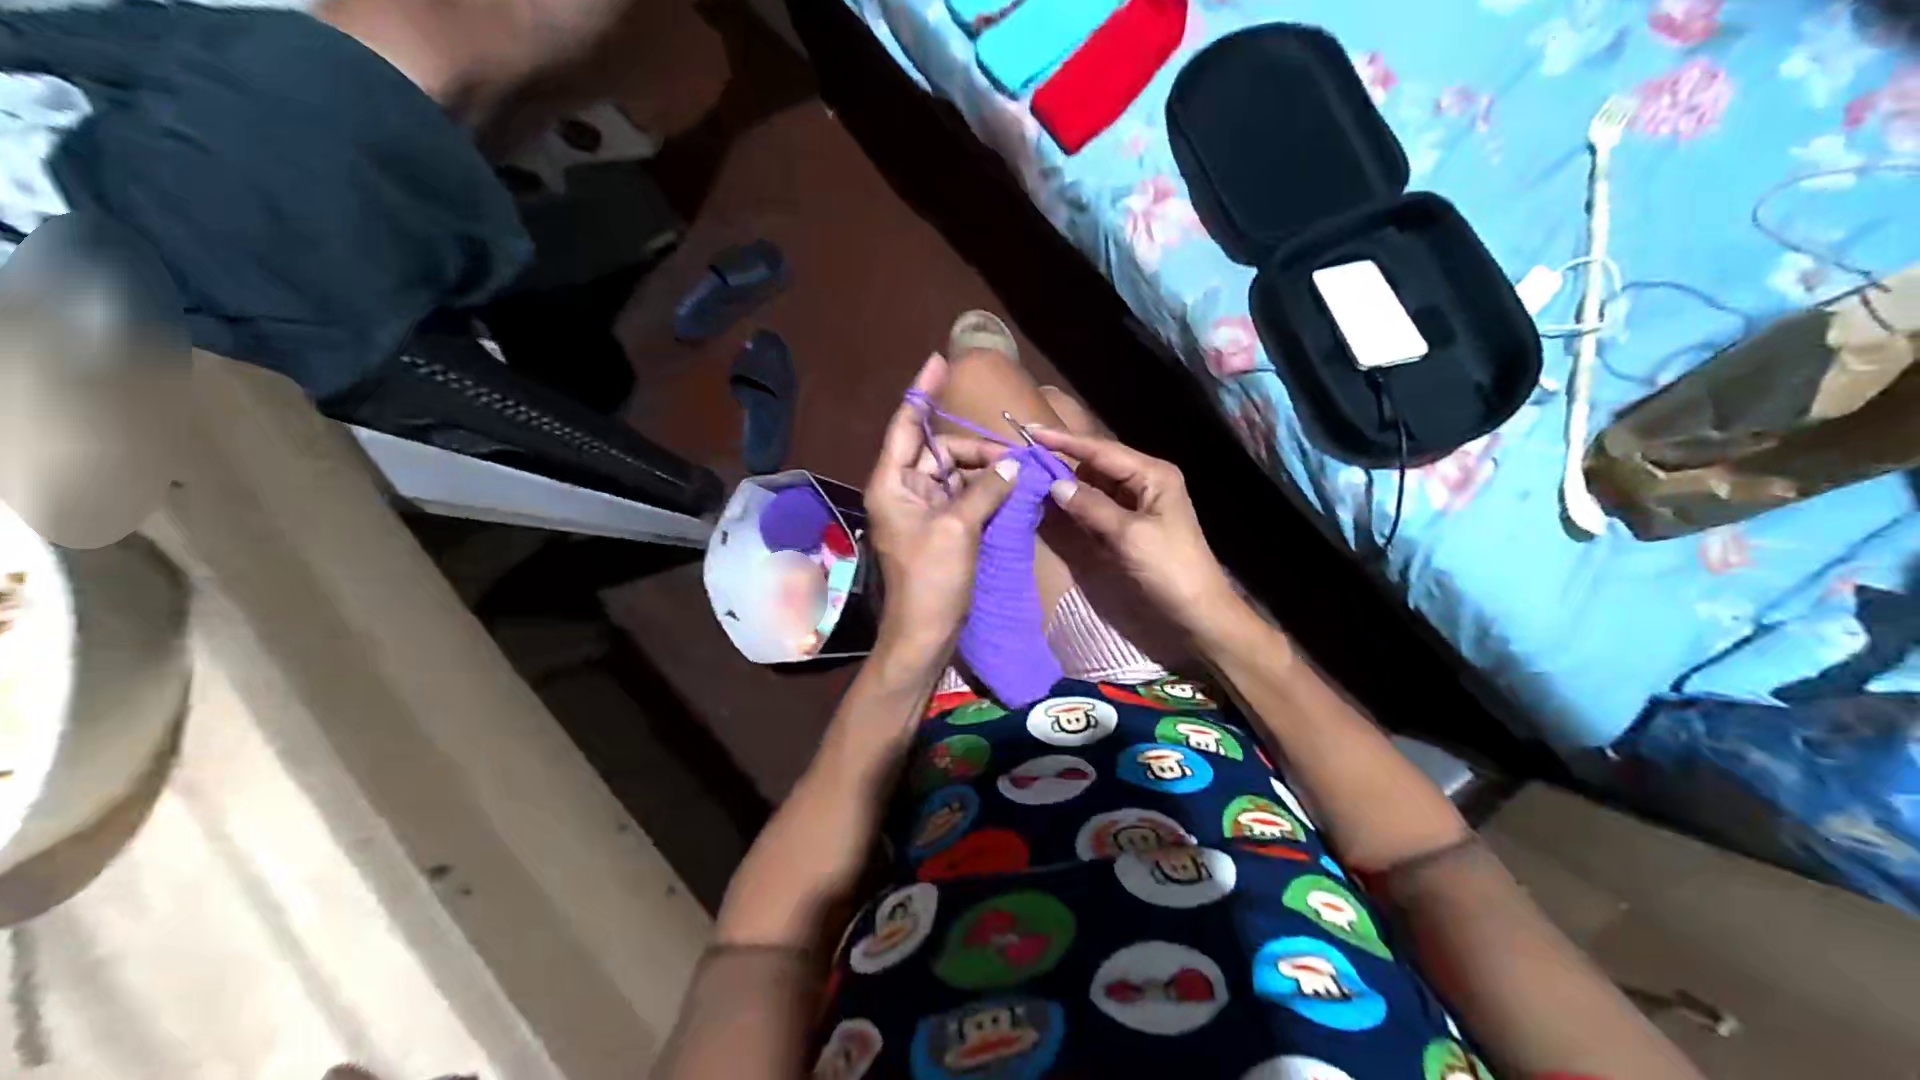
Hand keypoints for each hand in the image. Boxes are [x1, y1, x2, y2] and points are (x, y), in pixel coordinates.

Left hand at [865, 355, 1019, 663]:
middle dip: (974, 447)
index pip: (907, 424)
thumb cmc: (931, 579)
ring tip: (1018, 474)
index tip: (939, 360)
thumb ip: (985, 489)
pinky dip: (985, 489)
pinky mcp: (941, 527)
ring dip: (984, 470)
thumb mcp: (959, 528)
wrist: (924, 633)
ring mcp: (923, 509)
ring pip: (955, 473)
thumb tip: (1014, 464)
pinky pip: (963, 495)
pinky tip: (1009, 488)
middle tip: (1014, 457)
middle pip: (939, 449)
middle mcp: (904, 489)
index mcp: (893, 482)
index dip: (923, 392)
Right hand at [1030, 427, 1235, 636]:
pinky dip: (1077, 506)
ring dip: (1068, 485)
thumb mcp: (1128, 535)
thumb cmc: (1170, 569)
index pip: (1100, 450)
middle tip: (1025, 461)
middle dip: (1063, 462)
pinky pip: (1097, 507)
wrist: (1197, 612)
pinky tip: (1055, 505)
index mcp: (1153, 474)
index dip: (1064, 440)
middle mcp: (1145, 481)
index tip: (1030, 431)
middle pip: (1096, 464)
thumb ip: (1090, 506)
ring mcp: (1138, 503)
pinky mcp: (1130, 525)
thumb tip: (1054, 484)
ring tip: (1033, 481)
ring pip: (1094, 485)